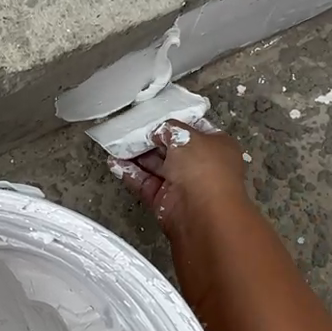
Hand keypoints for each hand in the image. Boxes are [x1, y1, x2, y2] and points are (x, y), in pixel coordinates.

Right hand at [110, 122, 249, 230]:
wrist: (201, 214)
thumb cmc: (205, 170)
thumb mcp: (187, 136)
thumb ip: (170, 128)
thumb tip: (158, 130)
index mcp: (216, 147)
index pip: (194, 130)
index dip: (174, 123)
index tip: (154, 117)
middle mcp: (201, 166)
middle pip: (171, 149)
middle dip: (150, 140)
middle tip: (129, 131)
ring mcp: (182, 185)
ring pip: (155, 166)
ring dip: (136, 156)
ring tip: (116, 145)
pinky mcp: (164, 200)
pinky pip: (145, 183)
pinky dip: (130, 173)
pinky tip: (114, 163)